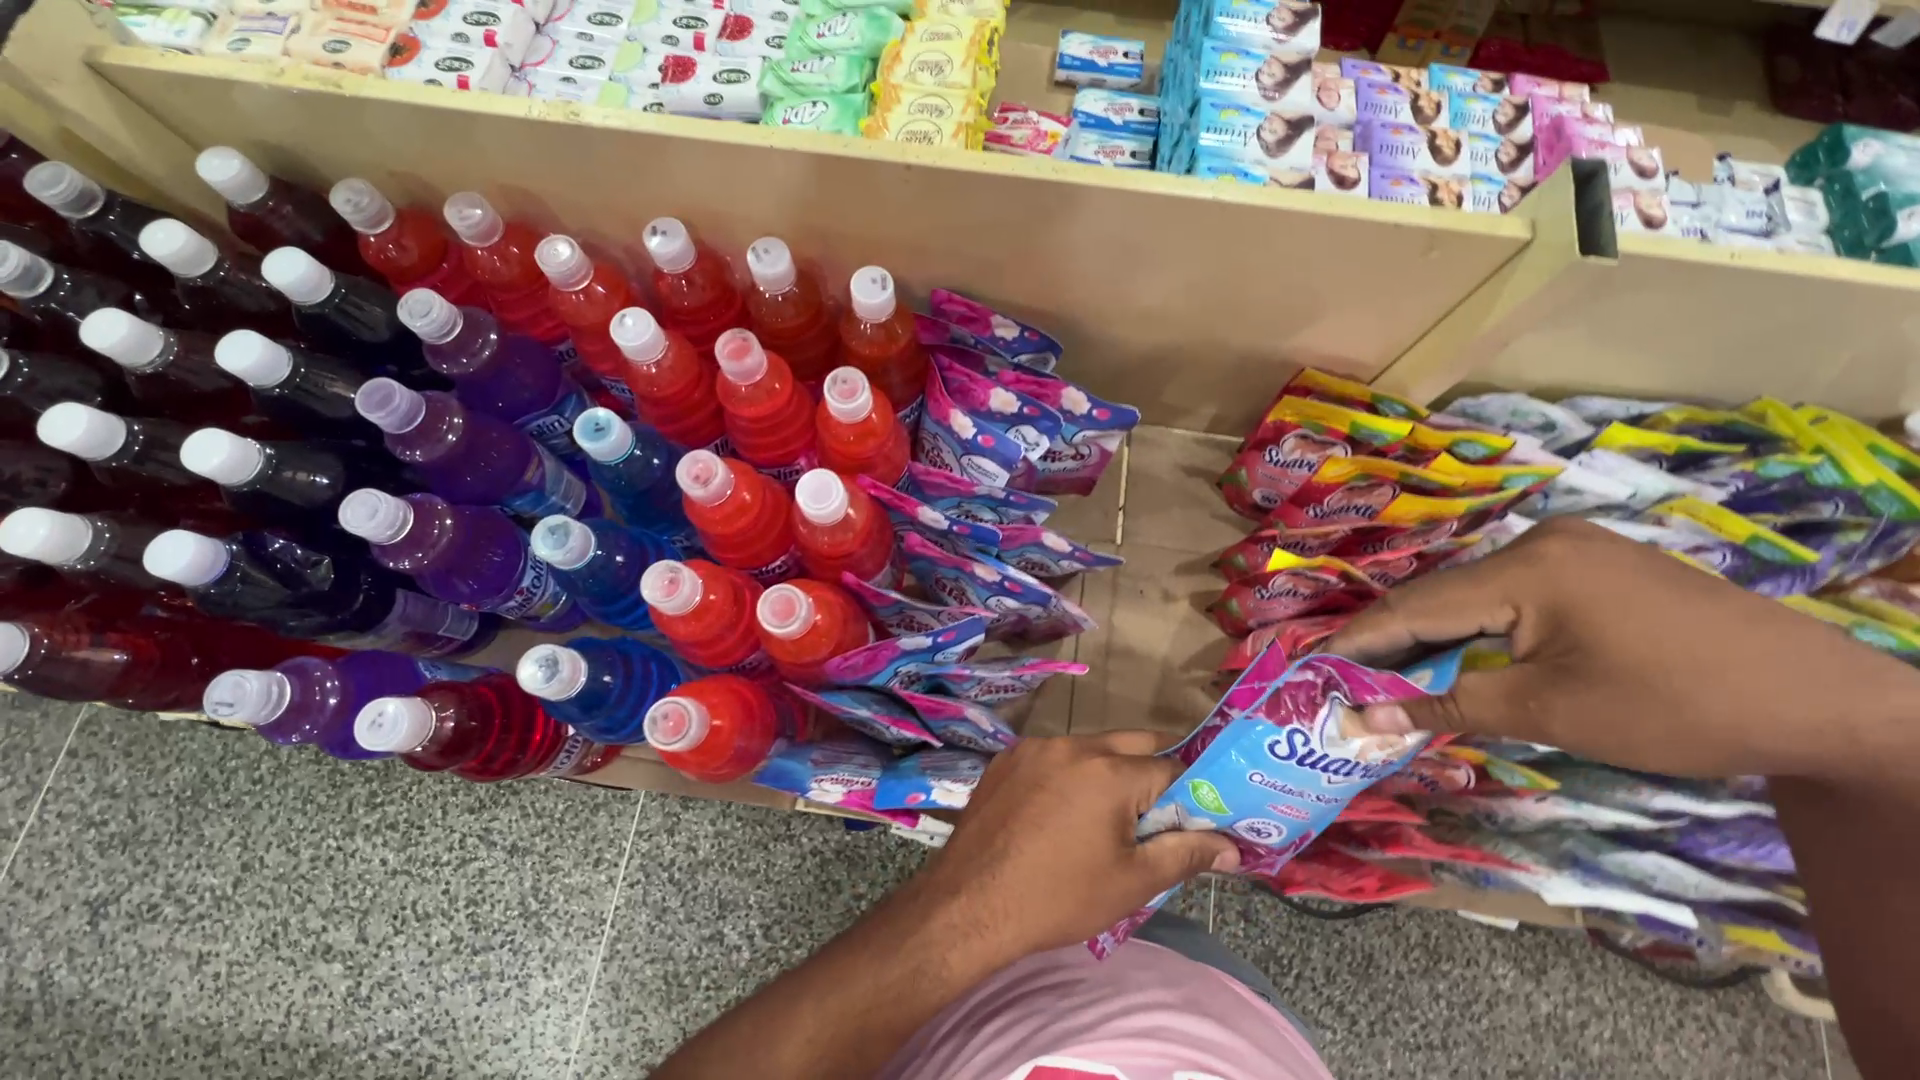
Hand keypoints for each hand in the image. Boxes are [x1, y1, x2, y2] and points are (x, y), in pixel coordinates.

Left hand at [908, 732, 1239, 958]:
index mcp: (1109, 771)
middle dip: (1151, 774)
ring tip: (1102, 820)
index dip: (1189, 796)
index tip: (1191, 822)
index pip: (1172, 768)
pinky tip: (1058, 813)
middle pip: (1132, 745)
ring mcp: (1033, 748)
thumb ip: (1186, 854)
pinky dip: (1068, 775)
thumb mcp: (1131, 883)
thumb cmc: (1057, 898)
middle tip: (1152, 818)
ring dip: (1107, 772)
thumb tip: (1233, 847)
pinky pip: (1053, 756)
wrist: (969, 907)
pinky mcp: (1005, 759)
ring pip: (1090, 747)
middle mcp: (1073, 745)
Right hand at [1322, 517, 1919, 784]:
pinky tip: (1454, 657)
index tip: (1305, 667)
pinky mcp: (1597, 566)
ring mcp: (1573, 549)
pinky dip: (1476, 629)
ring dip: (1431, 637)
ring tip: (1385, 676)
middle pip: (1440, 594)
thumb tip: (1361, 719)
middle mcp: (1541, 541)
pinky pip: (1511, 596)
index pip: (1414, 605)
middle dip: (1389, 642)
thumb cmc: (1679, 707)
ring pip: (1473, 595)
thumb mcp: (1550, 712)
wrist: (1828, 704)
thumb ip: (1446, 706)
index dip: (1356, 641)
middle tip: (1340, 680)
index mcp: (1526, 566)